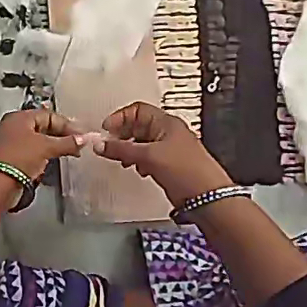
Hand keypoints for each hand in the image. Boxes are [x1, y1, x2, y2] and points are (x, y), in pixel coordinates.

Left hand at [0, 109, 84, 182]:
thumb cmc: (17, 159)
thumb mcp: (47, 147)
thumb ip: (67, 142)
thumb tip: (81, 139)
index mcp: (19, 118)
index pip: (49, 115)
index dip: (66, 125)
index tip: (80, 135)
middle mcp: (13, 128)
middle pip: (43, 128)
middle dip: (61, 137)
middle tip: (76, 144)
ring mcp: (12, 144)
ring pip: (38, 142)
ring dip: (53, 148)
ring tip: (67, 153)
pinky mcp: (12, 160)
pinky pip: (32, 155)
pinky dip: (43, 157)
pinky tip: (51, 163)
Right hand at [96, 103, 231, 204]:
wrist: (205, 196)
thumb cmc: (188, 170)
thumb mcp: (149, 156)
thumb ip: (121, 149)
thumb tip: (101, 144)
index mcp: (166, 123)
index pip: (137, 110)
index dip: (119, 118)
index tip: (106, 130)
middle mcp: (167, 133)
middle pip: (137, 126)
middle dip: (121, 135)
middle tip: (109, 145)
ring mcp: (167, 149)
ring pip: (140, 143)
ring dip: (127, 149)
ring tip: (122, 159)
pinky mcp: (167, 164)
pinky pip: (146, 157)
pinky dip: (137, 161)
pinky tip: (136, 168)